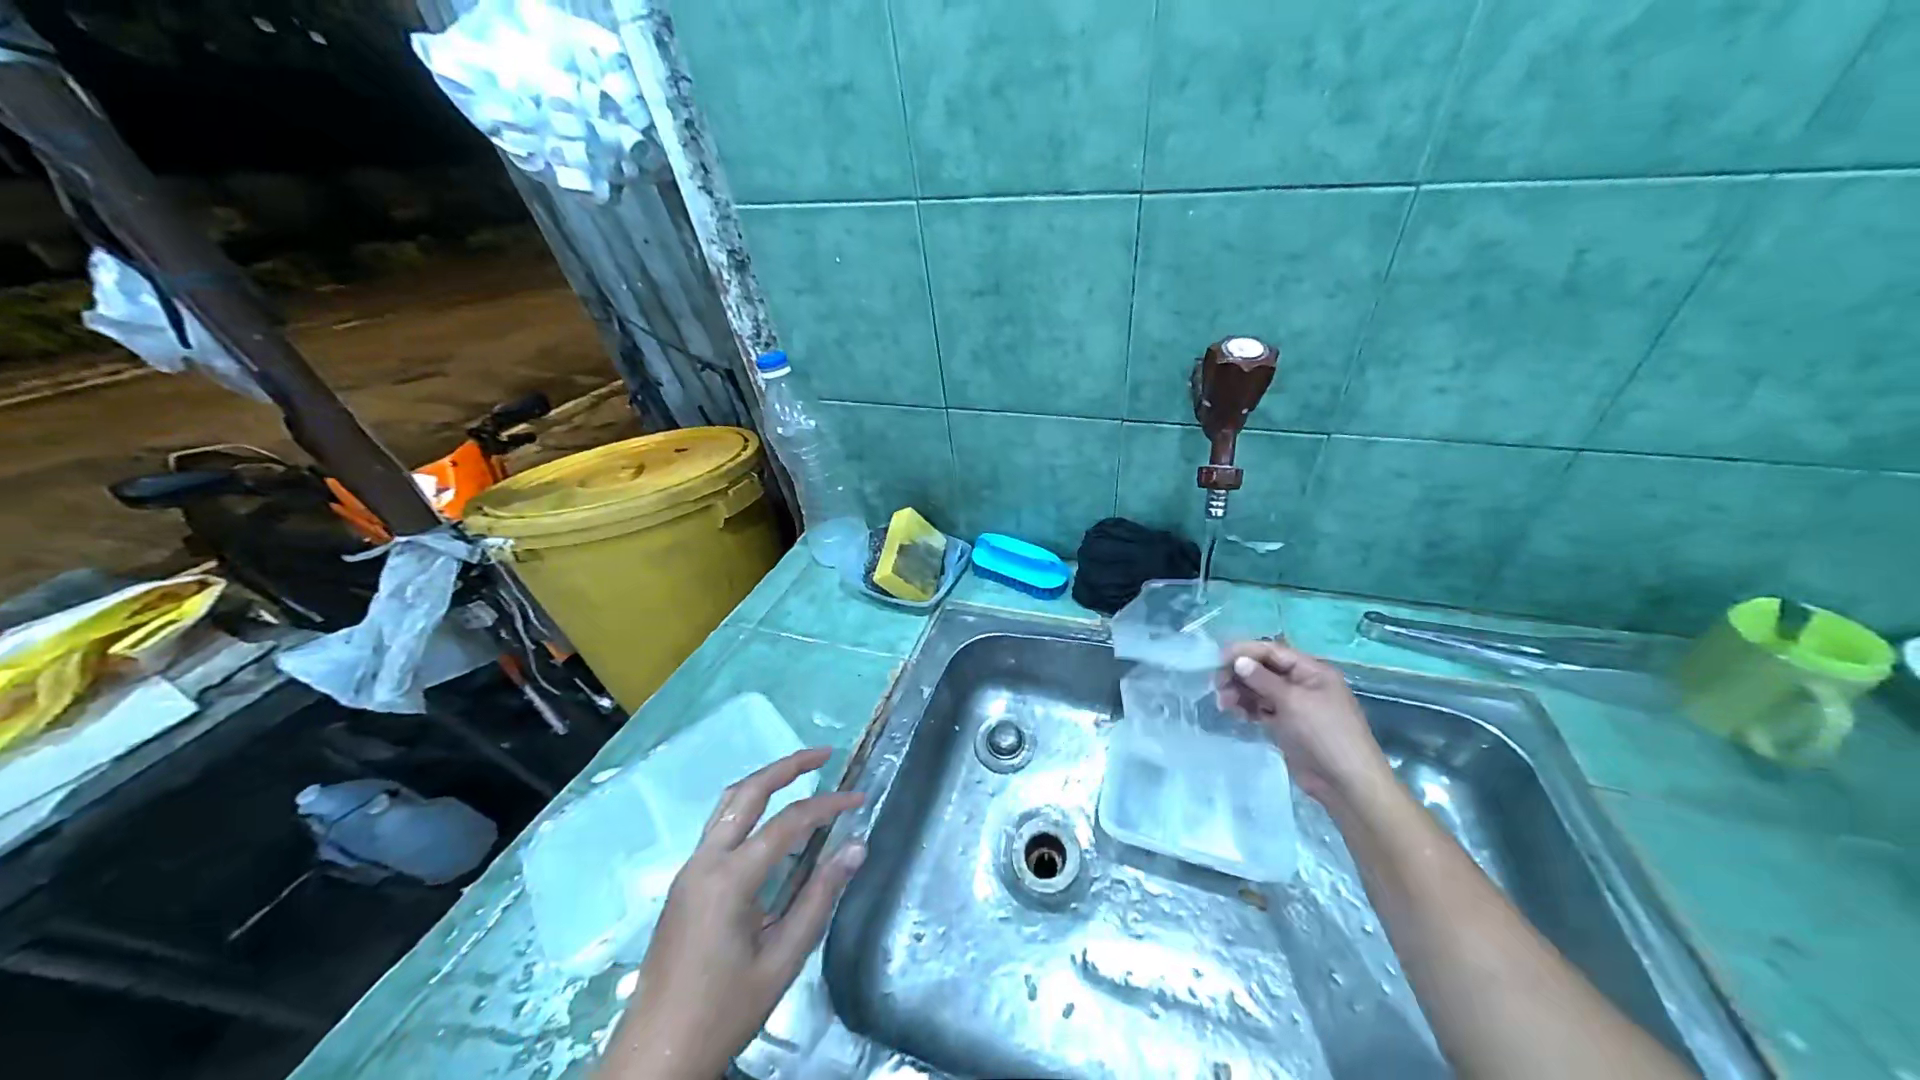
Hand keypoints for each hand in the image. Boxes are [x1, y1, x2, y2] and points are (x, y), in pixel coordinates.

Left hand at [604, 748, 864, 1079]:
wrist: (656, 1056)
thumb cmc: (723, 1012)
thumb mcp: (782, 960)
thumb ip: (819, 899)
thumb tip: (856, 848)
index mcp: (729, 879)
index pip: (788, 823)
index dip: (828, 805)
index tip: (860, 797)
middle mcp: (703, 862)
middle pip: (745, 793)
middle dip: (786, 767)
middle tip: (824, 753)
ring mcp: (689, 872)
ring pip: (726, 806)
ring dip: (763, 783)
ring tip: (800, 775)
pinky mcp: (685, 885)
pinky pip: (719, 830)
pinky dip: (749, 810)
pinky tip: (772, 824)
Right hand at [1217, 640, 1393, 808]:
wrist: (1345, 782)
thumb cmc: (1324, 734)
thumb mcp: (1293, 701)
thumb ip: (1263, 679)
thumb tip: (1238, 660)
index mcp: (1312, 671)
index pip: (1273, 652)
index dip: (1245, 652)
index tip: (1218, 660)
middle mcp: (1303, 684)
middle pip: (1264, 670)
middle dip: (1239, 674)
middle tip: (1217, 686)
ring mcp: (1295, 706)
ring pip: (1260, 690)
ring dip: (1240, 693)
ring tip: (1224, 704)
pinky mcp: (1287, 725)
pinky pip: (1262, 709)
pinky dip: (1248, 708)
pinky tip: (1237, 714)